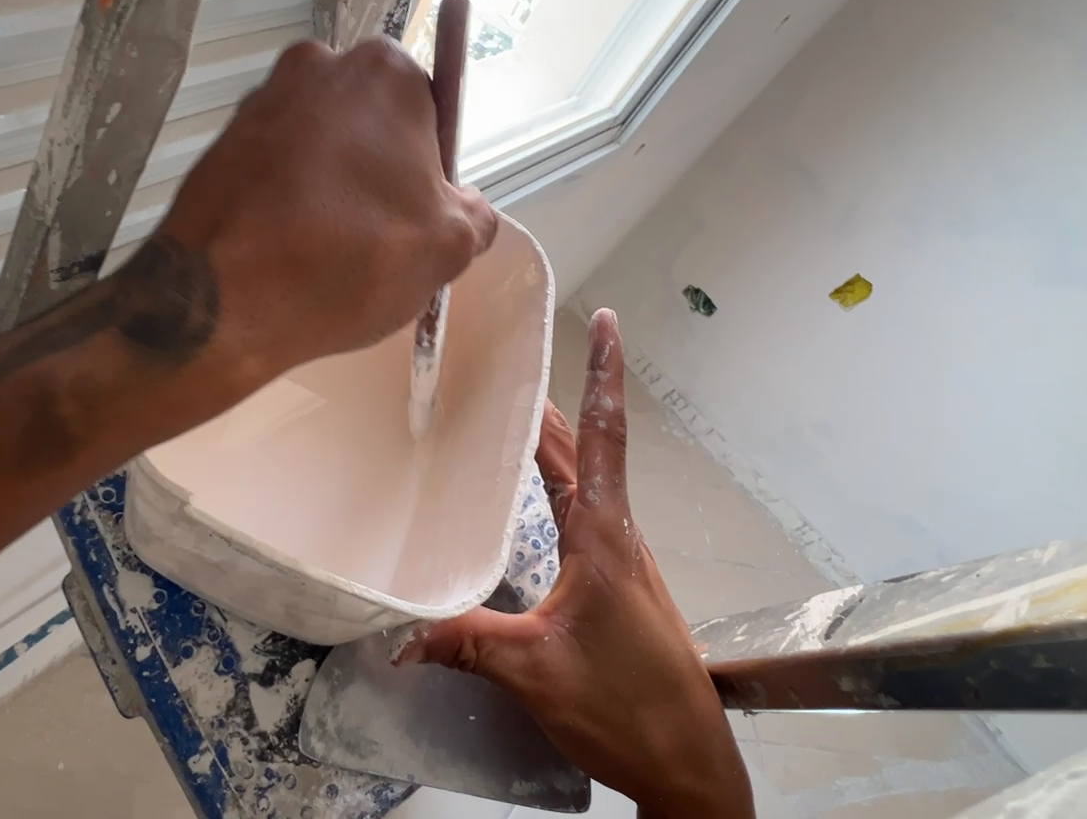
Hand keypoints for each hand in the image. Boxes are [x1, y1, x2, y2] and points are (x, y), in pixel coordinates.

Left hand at [154, 2, 495, 388]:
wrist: (222, 299)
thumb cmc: (351, 260)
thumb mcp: (448, 247)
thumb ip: (476, 214)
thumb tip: (465, 206)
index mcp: (385, 72)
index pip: (429, 114)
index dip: (426, 172)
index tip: (412, 217)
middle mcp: (318, 64)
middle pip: (371, 123)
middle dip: (377, 172)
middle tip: (372, 237)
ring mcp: (260, 99)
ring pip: (321, 143)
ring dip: (331, 183)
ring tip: (323, 247)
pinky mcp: (219, 139)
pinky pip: (276, 164)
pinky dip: (287, 196)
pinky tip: (285, 245)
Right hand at [398, 311, 754, 818]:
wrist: (690, 763)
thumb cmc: (627, 708)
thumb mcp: (536, 672)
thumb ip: (466, 643)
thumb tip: (396, 633)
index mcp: (603, 534)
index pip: (603, 436)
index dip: (602, 375)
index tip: (606, 323)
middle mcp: (614, 531)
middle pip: (584, 445)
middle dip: (558, 393)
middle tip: (516, 354)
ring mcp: (618, 553)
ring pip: (584, 473)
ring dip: (556, 432)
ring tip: (516, 402)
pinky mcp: (614, 576)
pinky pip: (581, 504)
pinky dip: (556, 475)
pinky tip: (533, 484)